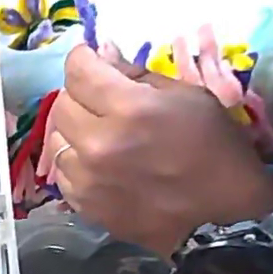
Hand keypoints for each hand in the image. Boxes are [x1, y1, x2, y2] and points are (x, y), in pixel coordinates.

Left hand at [44, 42, 272, 258]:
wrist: (216, 218)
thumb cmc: (214, 150)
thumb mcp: (189, 97)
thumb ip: (138, 76)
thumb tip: (103, 55)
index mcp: (129, 110)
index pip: (79, 72)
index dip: (81, 58)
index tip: (88, 56)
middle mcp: (98, 143)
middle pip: (62, 104)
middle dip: (78, 93)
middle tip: (98, 96)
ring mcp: (85, 177)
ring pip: (56, 138)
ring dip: (73, 128)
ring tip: (98, 130)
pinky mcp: (81, 202)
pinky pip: (61, 170)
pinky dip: (73, 159)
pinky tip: (96, 160)